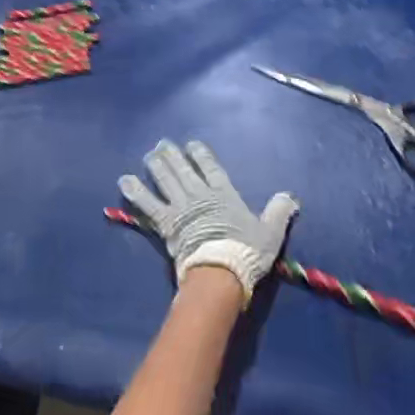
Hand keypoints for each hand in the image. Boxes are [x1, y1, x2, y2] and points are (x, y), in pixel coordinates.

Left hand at [117, 139, 298, 303]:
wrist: (221, 270)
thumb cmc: (247, 253)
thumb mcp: (270, 233)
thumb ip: (279, 212)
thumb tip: (290, 197)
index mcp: (224, 195)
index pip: (210, 167)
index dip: (200, 154)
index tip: (191, 144)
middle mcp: (199, 195)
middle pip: (182, 168)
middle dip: (172, 155)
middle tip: (162, 145)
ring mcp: (180, 206)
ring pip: (164, 179)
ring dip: (155, 165)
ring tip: (149, 156)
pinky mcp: (164, 221)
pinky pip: (146, 202)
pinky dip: (135, 191)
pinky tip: (124, 180)